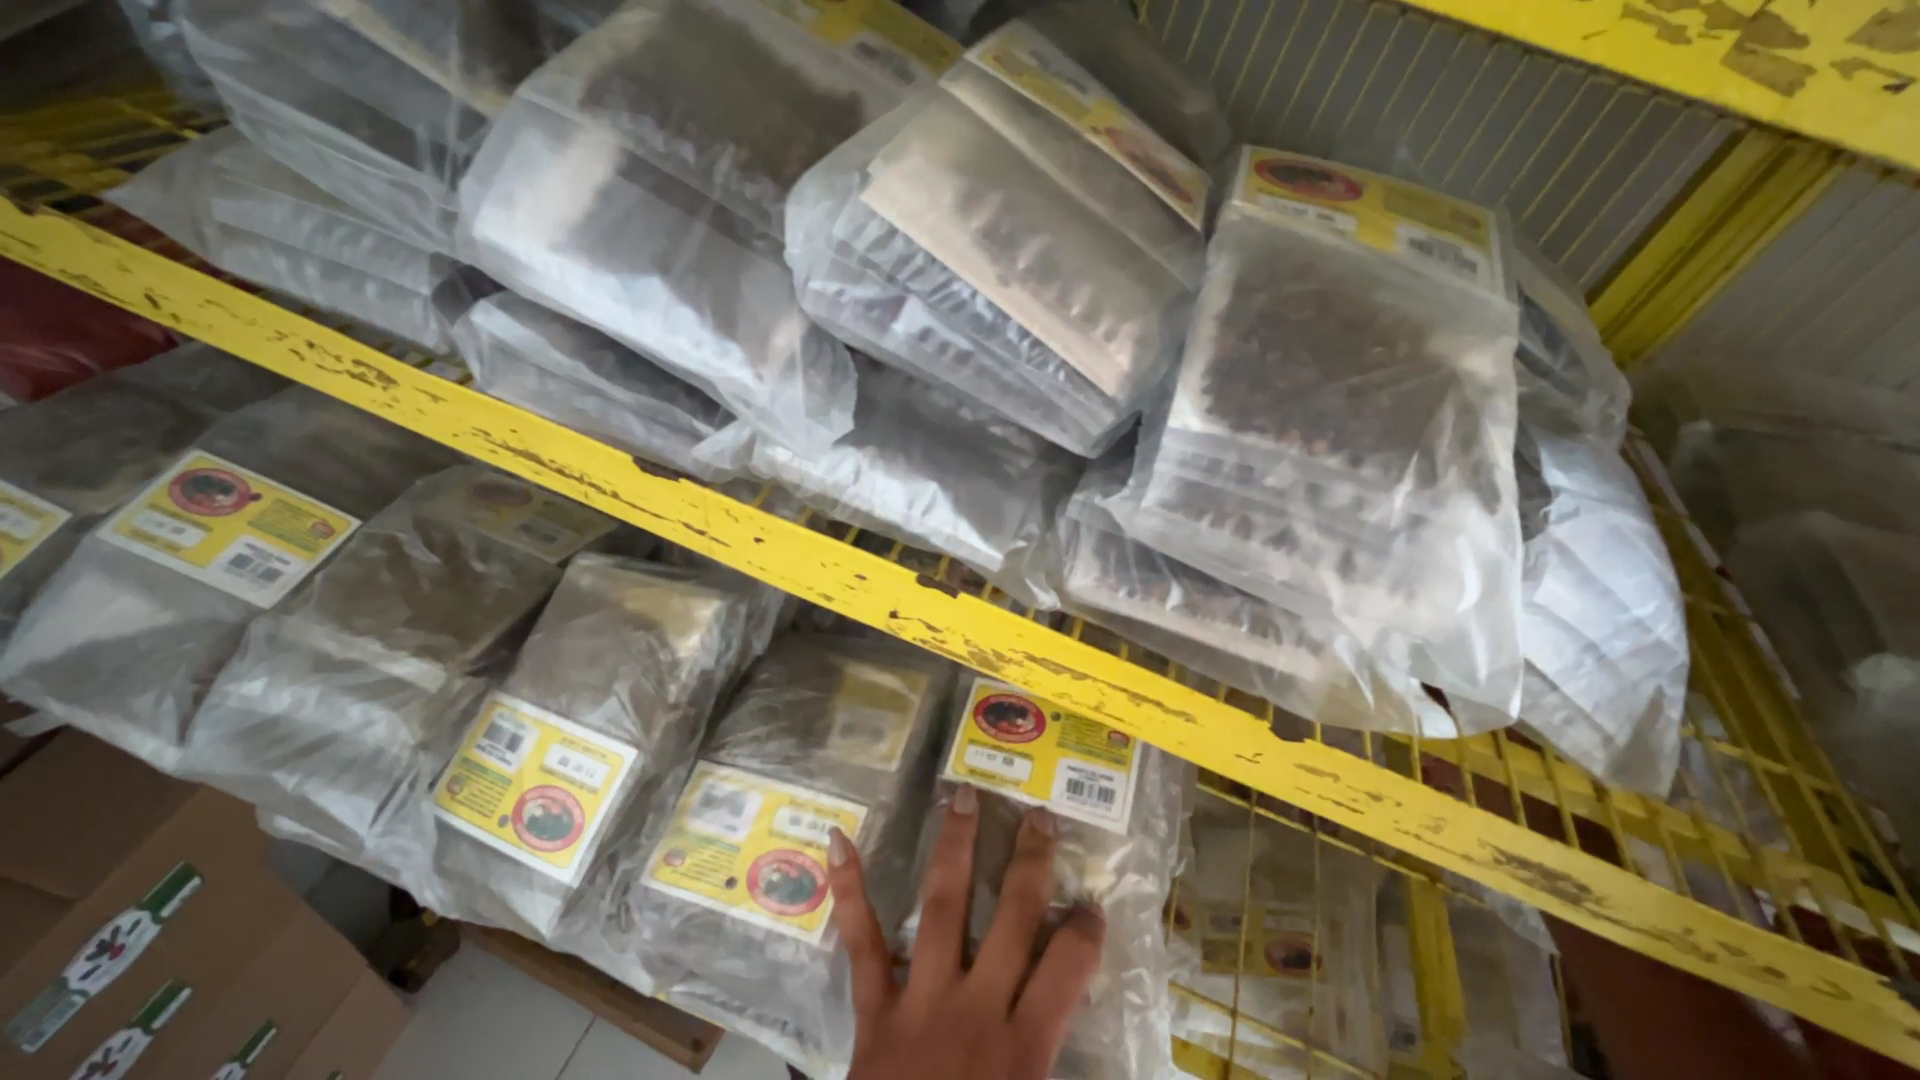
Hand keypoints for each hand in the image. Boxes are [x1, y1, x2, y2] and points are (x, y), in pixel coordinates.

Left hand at [827, 783, 1105, 1079]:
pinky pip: (861, 944)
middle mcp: (976, 1009)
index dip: (1085, 932)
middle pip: (1013, 919)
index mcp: (1023, 1048)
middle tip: (1038, 815)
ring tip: (962, 797)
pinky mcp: (873, 1009)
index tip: (1092, 906)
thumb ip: (1050, 1062)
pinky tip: (837, 841)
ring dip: (954, 850)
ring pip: (943, 908)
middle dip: (1030, 864)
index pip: (1068, 969)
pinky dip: (849, 892)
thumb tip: (1069, 1016)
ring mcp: (920, 1000)